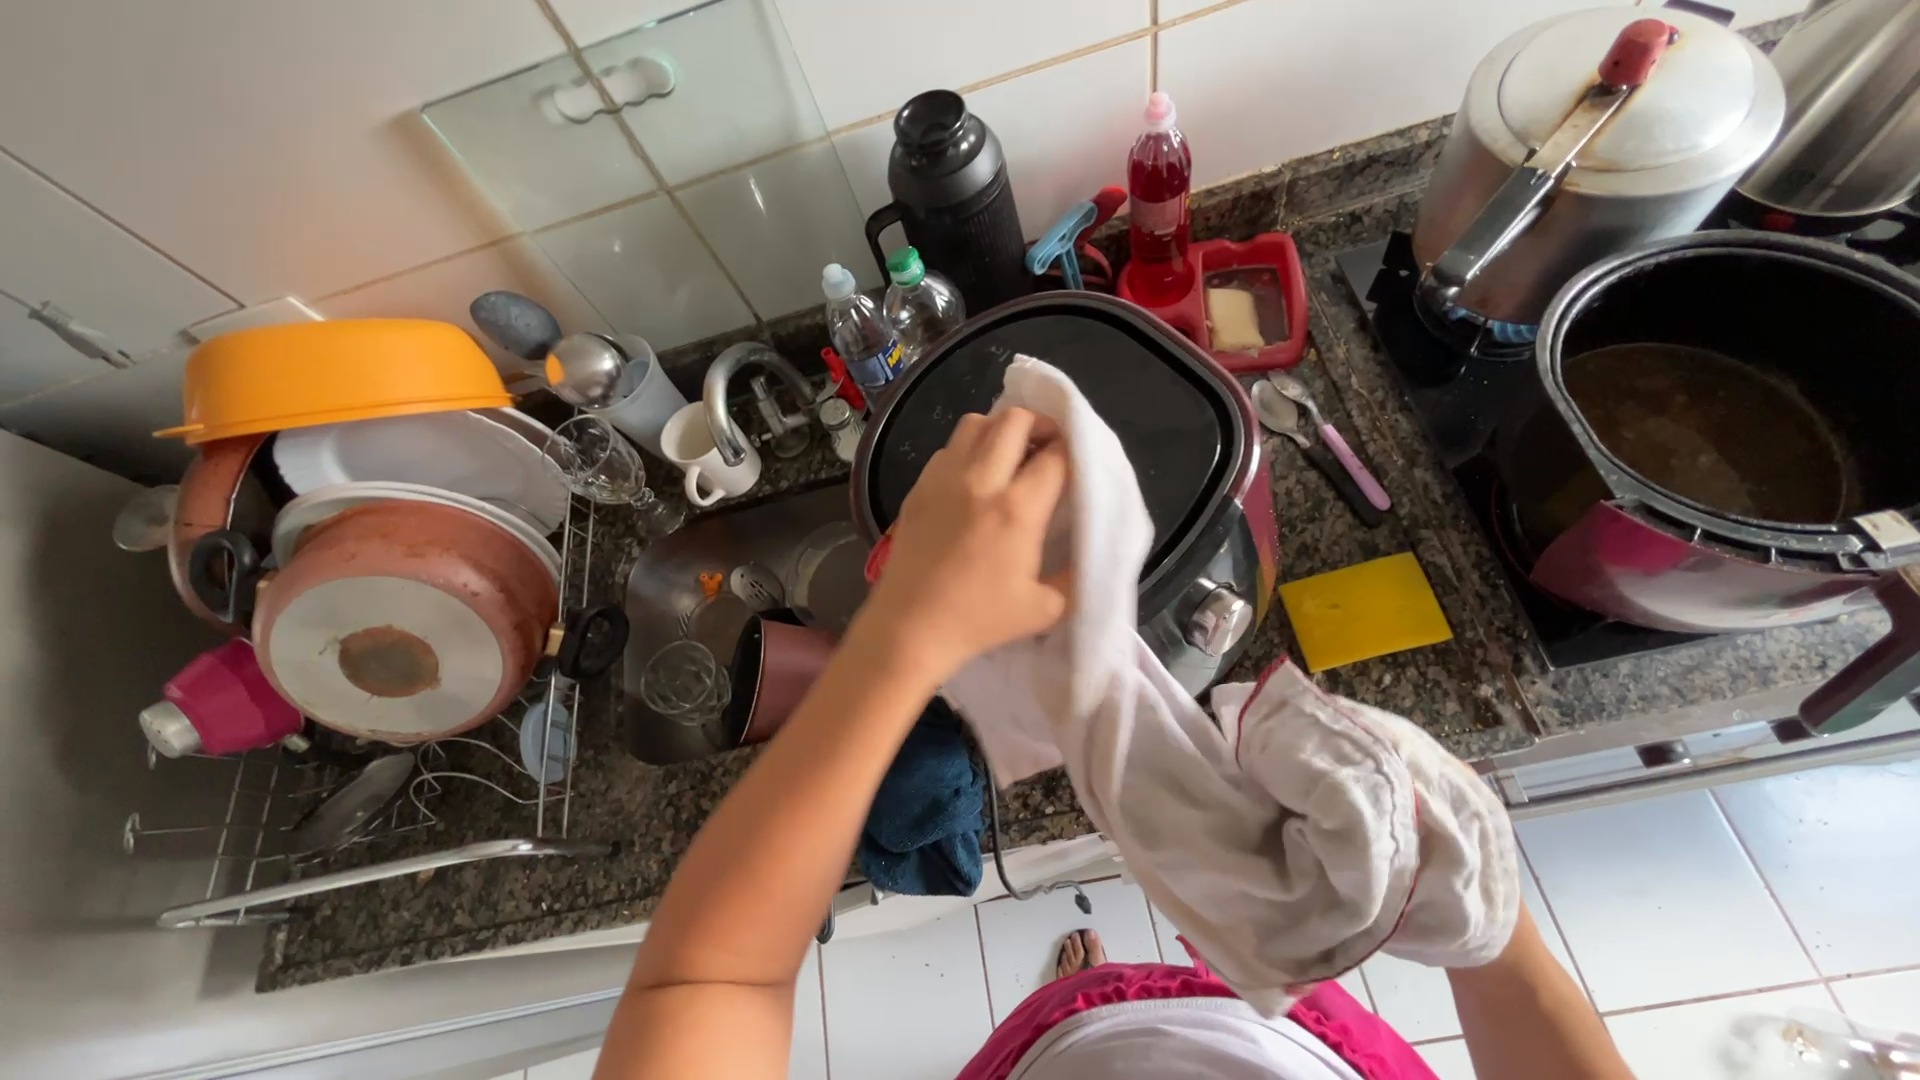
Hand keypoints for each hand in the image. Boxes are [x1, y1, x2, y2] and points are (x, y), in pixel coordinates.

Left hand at [856, 408, 1069, 679]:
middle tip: (1048, 446)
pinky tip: (974, 477)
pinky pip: (949, 448)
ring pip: (976, 422)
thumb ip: (1074, 576)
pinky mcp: (918, 488)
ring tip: (1011, 454)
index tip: (1078, 464)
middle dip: (1040, 424)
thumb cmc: (978, 621)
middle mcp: (980, 481)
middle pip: (1015, 420)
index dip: (1074, 451)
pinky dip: (969, 448)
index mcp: (1017, 509)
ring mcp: (943, 480)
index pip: (1056, 455)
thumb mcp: (1045, 608)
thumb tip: (1089, 554)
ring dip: (1001, 429)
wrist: (910, 628)